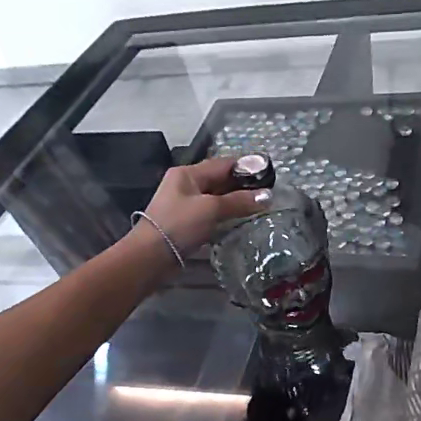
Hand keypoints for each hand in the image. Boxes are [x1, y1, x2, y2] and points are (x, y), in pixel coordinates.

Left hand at [139, 157, 271, 252]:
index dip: (247, 167)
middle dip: (243, 186)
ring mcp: (184, 204)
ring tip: (260, 207)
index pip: (223, 163)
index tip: (269, 175)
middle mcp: (185, 185)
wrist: (150, 256)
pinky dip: (225, 215)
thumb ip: (239, 201)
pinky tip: (240, 221)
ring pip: (216, 198)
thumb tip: (268, 197)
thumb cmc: (179, 225)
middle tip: (269, 193)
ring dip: (235, 202)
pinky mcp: (185, 223)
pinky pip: (210, 214)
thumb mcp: (210, 209)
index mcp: (188, 173)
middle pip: (220, 180)